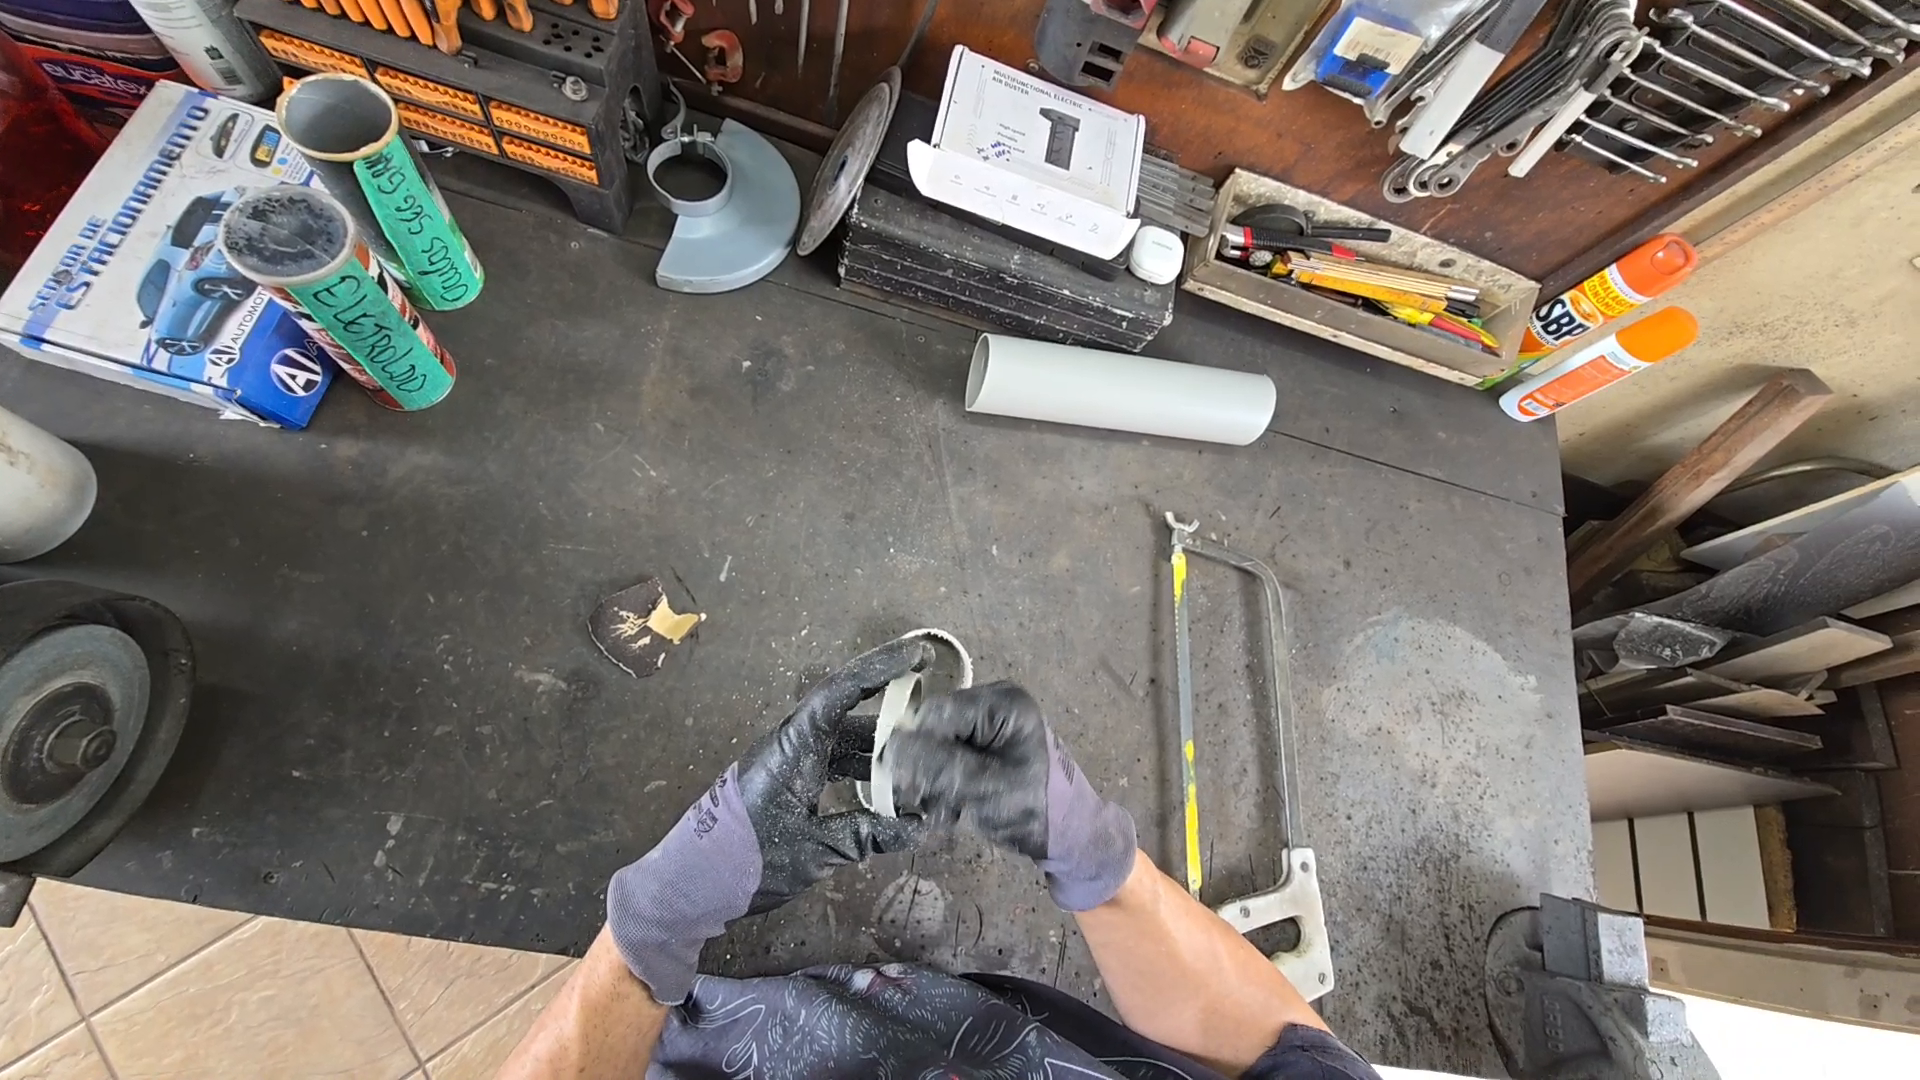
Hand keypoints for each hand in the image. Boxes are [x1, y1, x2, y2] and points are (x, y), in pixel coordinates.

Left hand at [607, 638, 930, 1002]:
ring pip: (842, 739)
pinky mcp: (786, 780)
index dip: (881, 668)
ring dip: (878, 744)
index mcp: (794, 747)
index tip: (918, 656)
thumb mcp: (815, 851)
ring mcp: (788, 761)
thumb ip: (867, 834)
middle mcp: (791, 743)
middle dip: (888, 701)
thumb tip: (920, 826)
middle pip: (847, 709)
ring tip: (918, 753)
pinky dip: (860, 768)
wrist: (687, 886)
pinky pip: (831, 760)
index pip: (841, 691)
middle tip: (930, 701)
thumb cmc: (745, 862)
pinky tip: (884, 788)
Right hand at [886, 682, 1135, 910]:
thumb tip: (890, 747)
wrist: (1074, 839)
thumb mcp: (985, 790)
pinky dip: (944, 784)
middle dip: (925, 767)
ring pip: (937, 745)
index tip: (901, 782)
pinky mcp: (985, 746)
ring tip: (944, 812)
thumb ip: (939, 766)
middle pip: (934, 727)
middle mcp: (993, 704)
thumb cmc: (1038, 811)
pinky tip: (950, 810)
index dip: (913, 744)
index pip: (936, 712)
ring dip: (933, 781)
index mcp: (1002, 703)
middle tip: (927, 803)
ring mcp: (990, 725)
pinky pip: (949, 758)